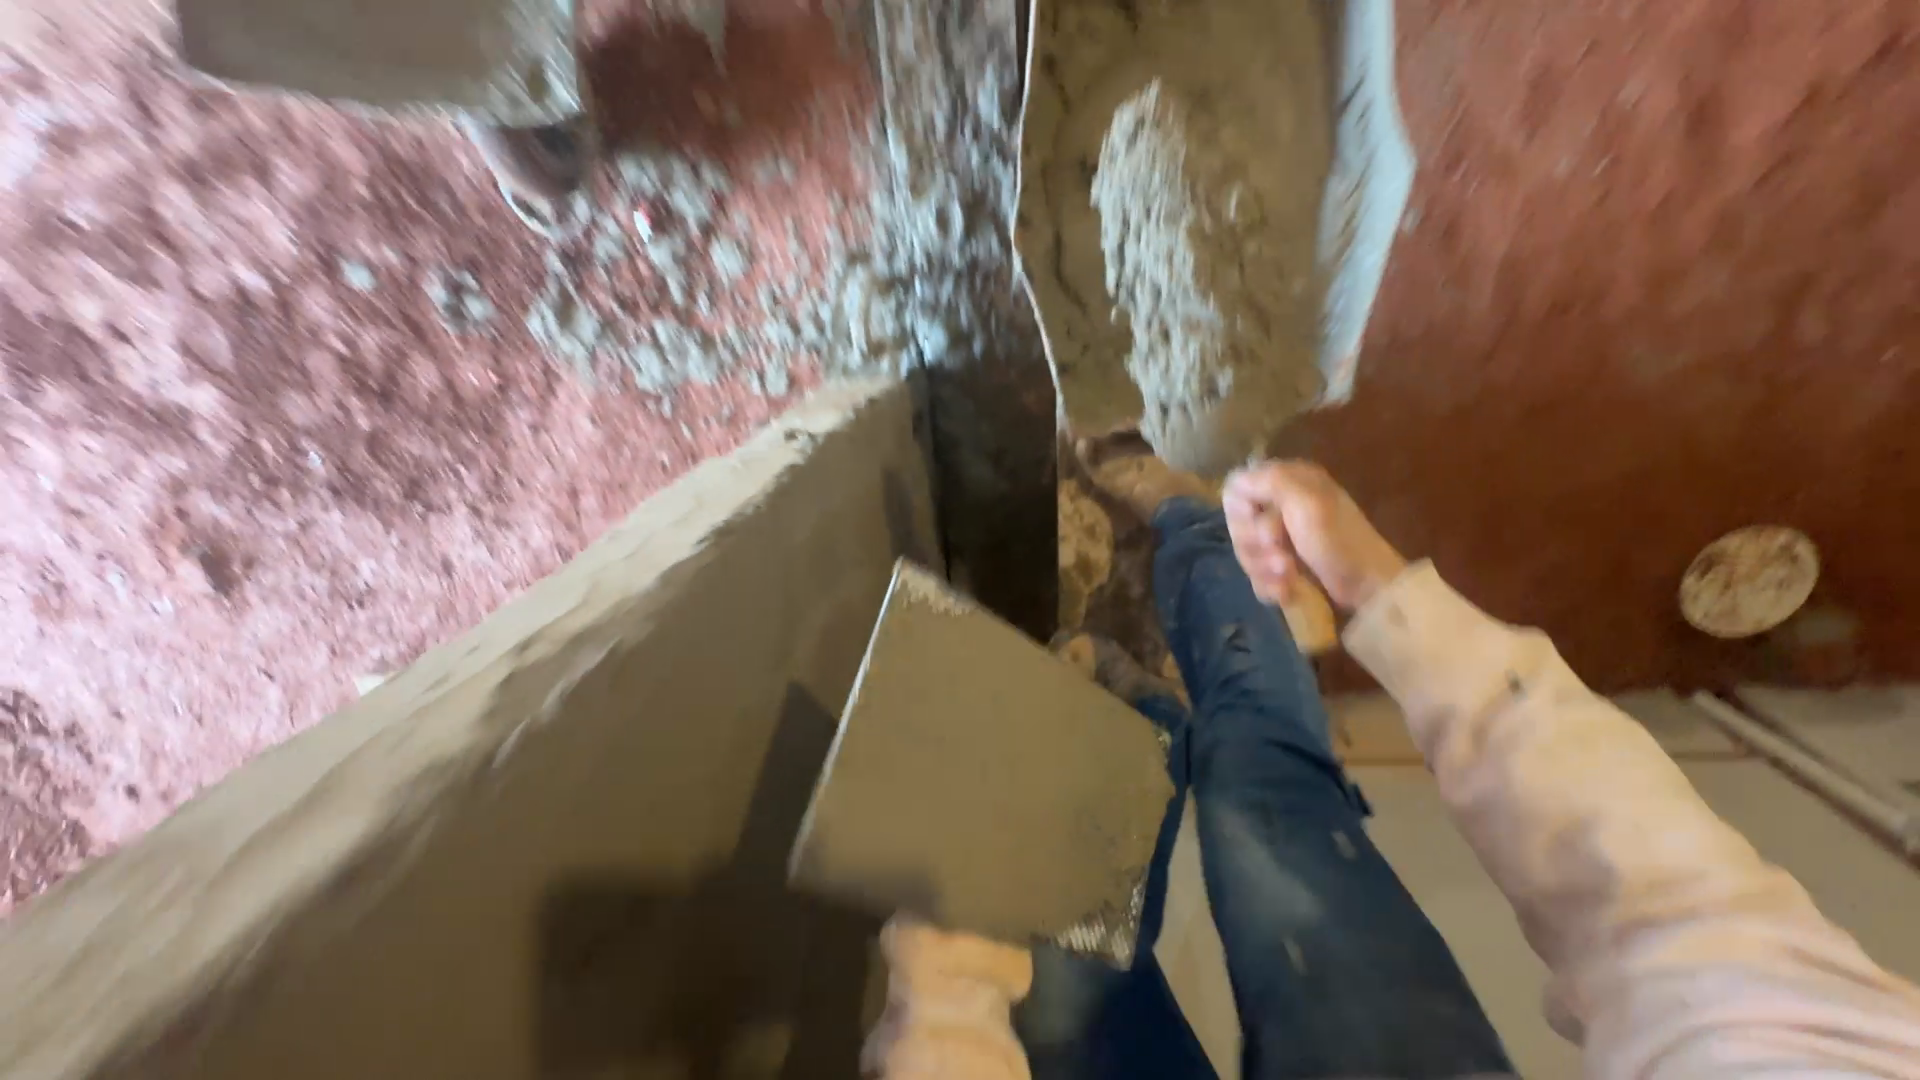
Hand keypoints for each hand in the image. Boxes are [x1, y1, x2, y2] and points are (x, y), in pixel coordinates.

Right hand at [1222, 461, 1407, 612]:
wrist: (1366, 586)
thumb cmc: (1338, 540)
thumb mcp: (1306, 502)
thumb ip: (1270, 481)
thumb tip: (1236, 482)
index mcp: (1287, 482)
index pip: (1236, 487)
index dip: (1240, 509)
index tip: (1255, 521)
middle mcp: (1280, 505)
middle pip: (1237, 524)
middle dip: (1255, 544)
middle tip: (1279, 553)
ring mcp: (1281, 538)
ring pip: (1246, 552)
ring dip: (1263, 567)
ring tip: (1288, 575)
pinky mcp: (1282, 565)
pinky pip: (1256, 574)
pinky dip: (1269, 584)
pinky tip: (1287, 589)